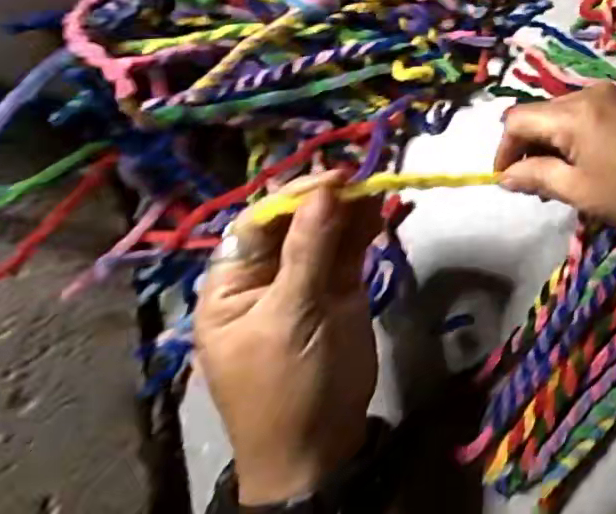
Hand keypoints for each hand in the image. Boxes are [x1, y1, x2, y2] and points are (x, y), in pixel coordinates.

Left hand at [194, 171, 381, 504]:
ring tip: (378, 179)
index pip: (258, 224)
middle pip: (296, 221)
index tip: (335, 176)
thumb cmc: (289, 385)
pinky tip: (382, 203)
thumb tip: (325, 190)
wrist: (323, 443)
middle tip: (363, 171)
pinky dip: (367, 224)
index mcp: (232, 285)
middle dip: (328, 195)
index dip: (294, 196)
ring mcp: (307, 277)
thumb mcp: (293, 317)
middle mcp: (267, 274)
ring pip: (328, 229)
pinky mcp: (340, 284)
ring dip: (353, 204)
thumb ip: (310, 250)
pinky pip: (352, 245)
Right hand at [493, 84, 615, 226]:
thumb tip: (505, 175)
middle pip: (538, 114)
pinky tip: (582, 165)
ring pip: (559, 115)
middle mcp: (586, 92)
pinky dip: (571, 138)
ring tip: (560, 181)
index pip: (517, 119)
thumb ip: (537, 177)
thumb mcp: (581, 191)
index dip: (504, 150)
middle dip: (528, 148)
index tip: (508, 182)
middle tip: (537, 188)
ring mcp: (607, 95)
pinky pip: (581, 115)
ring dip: (550, 145)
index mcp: (573, 111)